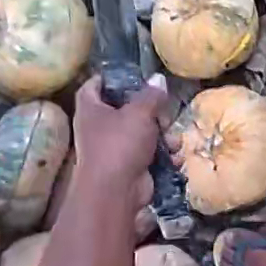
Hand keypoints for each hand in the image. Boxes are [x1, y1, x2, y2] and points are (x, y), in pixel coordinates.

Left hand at [71, 75, 169, 209]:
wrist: (116, 191)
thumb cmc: (120, 144)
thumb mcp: (139, 113)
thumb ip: (151, 95)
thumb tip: (159, 77)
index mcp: (91, 109)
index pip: (93, 86)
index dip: (108, 78)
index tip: (129, 75)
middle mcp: (98, 128)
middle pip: (124, 110)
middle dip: (149, 111)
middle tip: (163, 112)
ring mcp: (113, 149)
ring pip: (141, 133)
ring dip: (162, 136)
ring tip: (173, 141)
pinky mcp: (128, 166)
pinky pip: (148, 154)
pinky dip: (162, 155)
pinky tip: (174, 157)